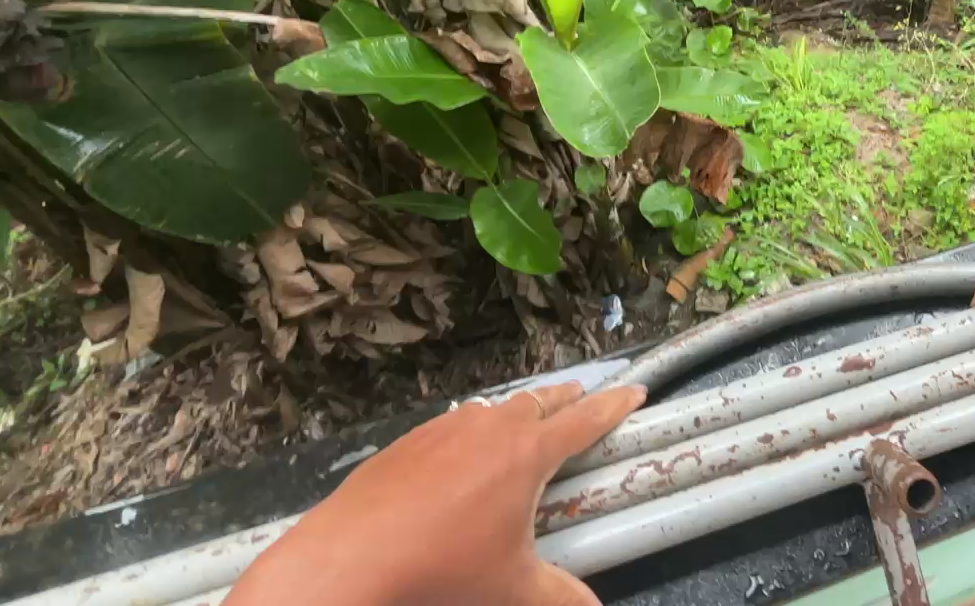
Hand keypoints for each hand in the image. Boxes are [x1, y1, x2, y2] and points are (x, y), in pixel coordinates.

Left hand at [226, 381, 645, 605]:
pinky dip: (477, 428)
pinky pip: (458, 423)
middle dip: (569, 398)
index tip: (637, 390)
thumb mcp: (509, 592)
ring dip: (521, 410)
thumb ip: (561, 597)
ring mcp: (447, 428)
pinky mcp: (408, 441)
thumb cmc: (439, 574)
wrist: (337, 569)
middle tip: (583, 398)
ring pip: (498, 407)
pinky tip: (463, 453)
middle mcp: (493, 427)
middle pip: (542, 400)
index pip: (586, 419)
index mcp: (529, 451)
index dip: (616, 404)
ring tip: (527, 421)